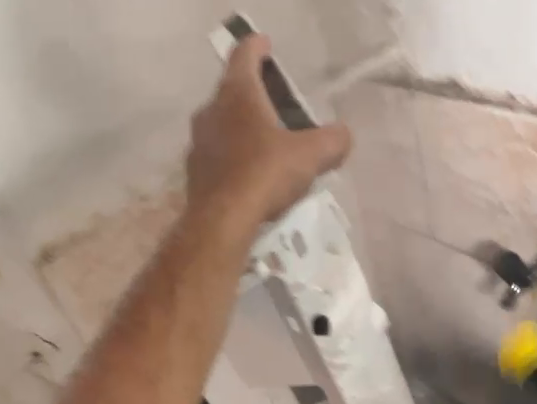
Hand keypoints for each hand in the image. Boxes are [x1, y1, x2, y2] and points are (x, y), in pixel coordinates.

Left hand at [186, 34, 351, 229]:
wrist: (221, 223)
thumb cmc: (264, 175)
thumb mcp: (310, 156)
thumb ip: (332, 141)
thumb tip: (343, 138)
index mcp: (238, 94)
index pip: (245, 55)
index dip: (258, 47)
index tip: (267, 47)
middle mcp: (211, 111)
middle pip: (231, 91)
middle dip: (252, 94)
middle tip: (274, 105)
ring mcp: (197, 144)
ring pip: (221, 126)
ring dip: (240, 130)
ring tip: (262, 145)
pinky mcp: (194, 174)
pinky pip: (216, 157)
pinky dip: (231, 159)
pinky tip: (247, 177)